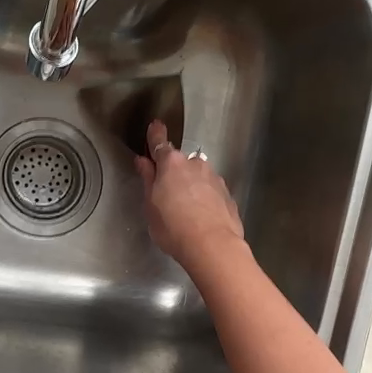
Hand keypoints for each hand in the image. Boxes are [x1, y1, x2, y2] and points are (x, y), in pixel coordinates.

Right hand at [134, 119, 244, 268]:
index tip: (155, 126)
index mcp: (172, 164)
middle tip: (167, 193)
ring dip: (191, 186)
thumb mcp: (151, 206)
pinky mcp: (228, 195)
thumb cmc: (174, 228)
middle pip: (181, 163)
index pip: (160, 143)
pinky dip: (205, 199)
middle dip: (174, 172)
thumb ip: (148, 180)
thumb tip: (143, 162)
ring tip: (185, 211)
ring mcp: (215, 179)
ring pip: (198, 177)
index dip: (155, 135)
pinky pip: (211, 192)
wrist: (212, 246)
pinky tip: (201, 217)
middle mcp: (195, 165)